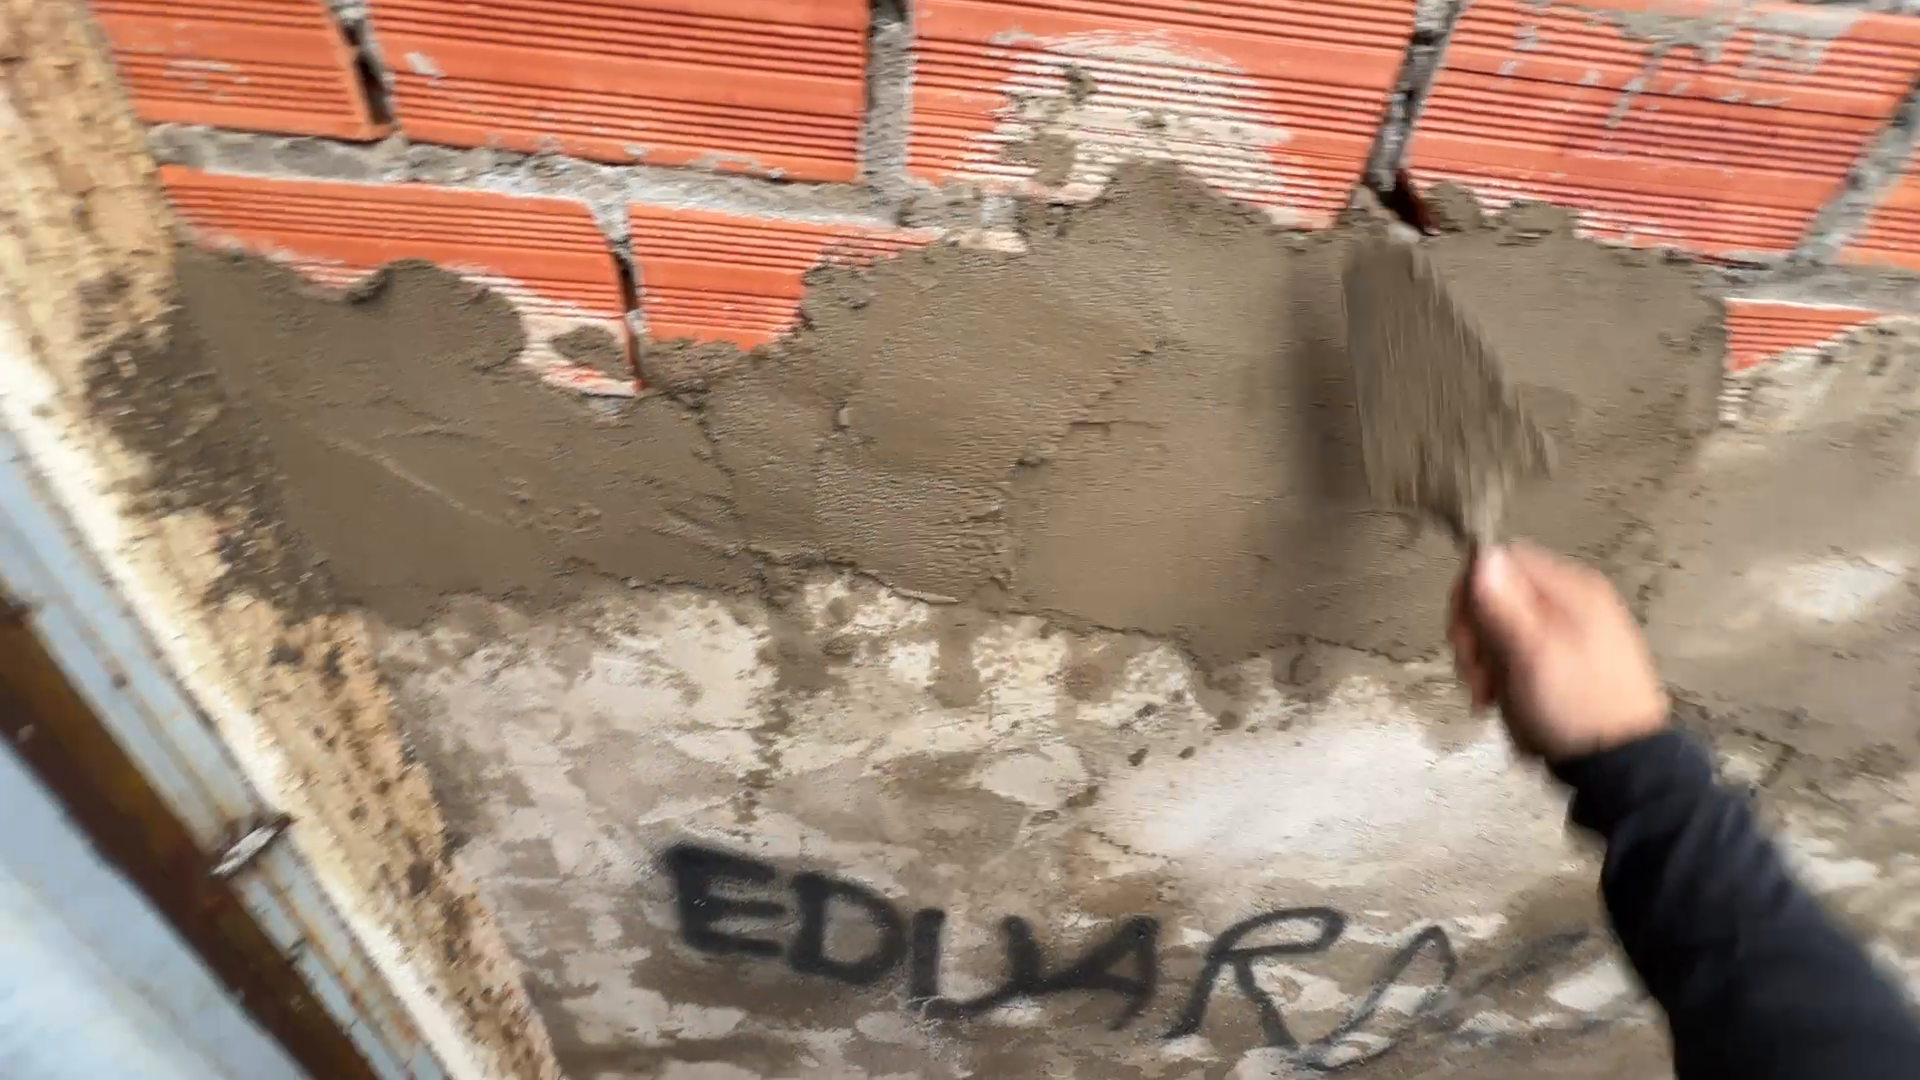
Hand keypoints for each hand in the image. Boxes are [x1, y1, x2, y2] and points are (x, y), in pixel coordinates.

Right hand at [1449, 541, 1669, 760]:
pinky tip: (1494, 691)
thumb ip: (1505, 603)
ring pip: (1487, 623)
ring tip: (1488, 685)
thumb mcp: (1535, 652)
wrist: (1611, 762)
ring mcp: (1552, 631)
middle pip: (1488, 593)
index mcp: (1572, 591)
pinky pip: (1497, 647)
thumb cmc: (1579, 707)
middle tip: (1474, 663)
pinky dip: (1487, 670)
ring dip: (1476, 656)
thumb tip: (1483, 556)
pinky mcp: (1541, 657)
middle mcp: (1563, 604)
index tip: (1464, 627)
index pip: (1500, 560)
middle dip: (1471, 630)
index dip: (1471, 590)